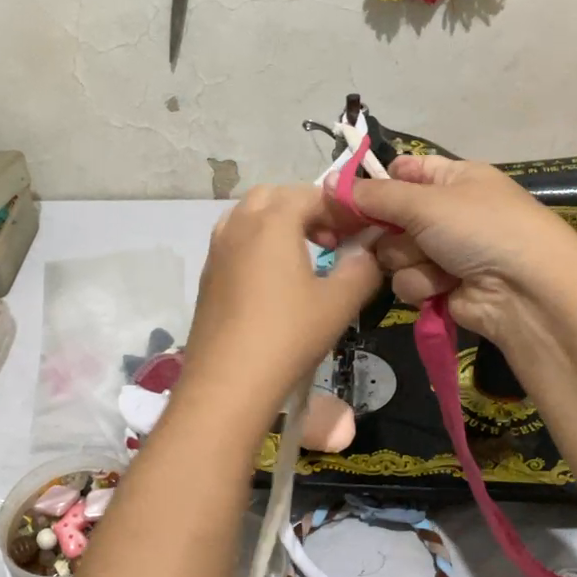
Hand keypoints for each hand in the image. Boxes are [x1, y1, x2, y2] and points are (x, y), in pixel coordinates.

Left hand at [180, 185, 383, 421]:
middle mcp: (239, 225)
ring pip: (248, 218)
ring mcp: (216, 251)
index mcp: (273, 221)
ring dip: (277, 226)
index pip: (311, 194)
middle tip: (329, 242)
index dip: (340, 208)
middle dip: (305, 210)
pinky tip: (273, 285)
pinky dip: (256, 247)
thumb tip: (369, 252)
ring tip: (301, 260)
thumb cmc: (288, 335)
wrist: (228, 382)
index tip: (360, 234)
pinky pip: (234, 244)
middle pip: (274, 197)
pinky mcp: (206, 277)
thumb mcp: (339, 303)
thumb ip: (362, 268)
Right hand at [342, 155, 576, 344]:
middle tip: (384, 235)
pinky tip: (443, 288)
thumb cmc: (480, 229)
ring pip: (395, 254)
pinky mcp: (443, 287)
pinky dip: (422, 285)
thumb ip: (373, 196)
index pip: (404, 171)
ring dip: (408, 261)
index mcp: (454, 178)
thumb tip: (329, 183)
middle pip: (390, 217)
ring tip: (436, 266)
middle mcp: (448, 212)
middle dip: (387, 231)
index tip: (346, 198)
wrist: (525, 291)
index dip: (376, 183)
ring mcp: (446, 252)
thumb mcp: (425, 202)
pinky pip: (409, 282)